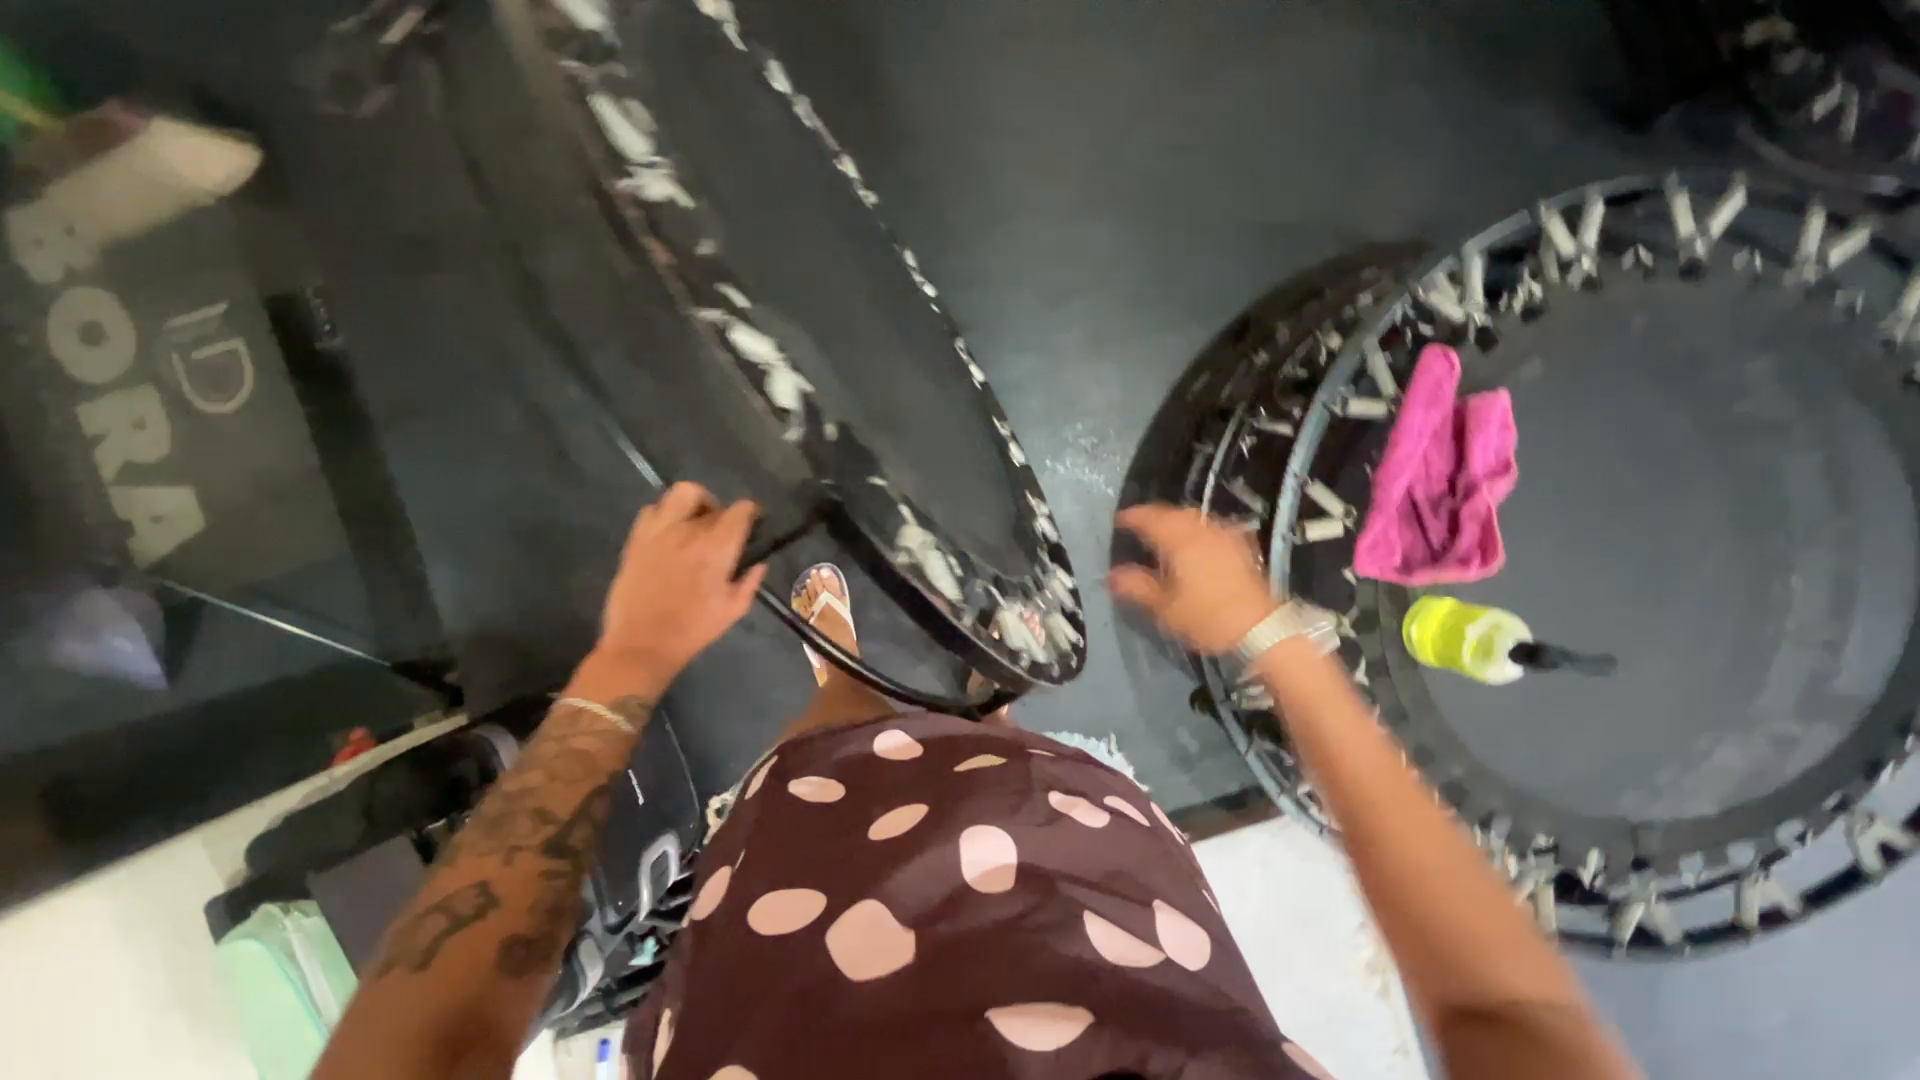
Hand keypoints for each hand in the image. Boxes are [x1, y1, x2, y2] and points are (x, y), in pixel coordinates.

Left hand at [575, 483, 768, 700]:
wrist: (641, 643)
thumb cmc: (693, 629)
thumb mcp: (733, 610)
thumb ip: (749, 581)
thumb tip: (759, 563)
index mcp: (717, 547)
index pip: (741, 510)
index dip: (751, 513)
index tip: (753, 523)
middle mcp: (689, 530)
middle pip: (714, 504)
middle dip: (724, 514)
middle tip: (723, 532)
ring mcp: (659, 531)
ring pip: (682, 493)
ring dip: (695, 503)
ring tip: (695, 521)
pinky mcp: (636, 538)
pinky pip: (652, 510)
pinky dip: (665, 514)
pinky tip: (669, 534)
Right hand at [1109, 503, 1279, 655]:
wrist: (1261, 629)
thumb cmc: (1207, 618)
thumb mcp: (1165, 608)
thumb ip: (1137, 587)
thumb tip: (1111, 575)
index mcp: (1180, 540)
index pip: (1149, 518)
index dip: (1131, 517)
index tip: (1118, 521)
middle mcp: (1203, 530)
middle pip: (1174, 513)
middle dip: (1155, 517)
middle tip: (1140, 527)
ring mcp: (1226, 536)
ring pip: (1195, 519)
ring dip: (1177, 522)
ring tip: (1165, 536)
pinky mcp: (1242, 548)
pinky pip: (1213, 529)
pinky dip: (1197, 532)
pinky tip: (1196, 546)